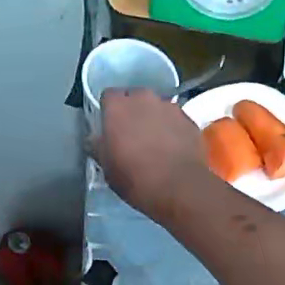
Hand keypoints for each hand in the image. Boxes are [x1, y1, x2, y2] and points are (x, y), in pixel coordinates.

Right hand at [93, 89, 207, 218]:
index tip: (111, 129)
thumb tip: (94, 140)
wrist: (179, 188)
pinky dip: (173, 130)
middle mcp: (144, 98)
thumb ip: (99, 147)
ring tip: (156, 143)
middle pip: (135, 98)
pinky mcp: (190, 120)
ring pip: (157, 108)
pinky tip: (173, 149)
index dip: (109, 112)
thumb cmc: (135, 178)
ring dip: (154, 120)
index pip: (108, 97)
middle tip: (133, 136)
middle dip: (133, 113)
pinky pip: (176, 121)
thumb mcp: (107, 167)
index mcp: (118, 106)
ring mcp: (170, 107)